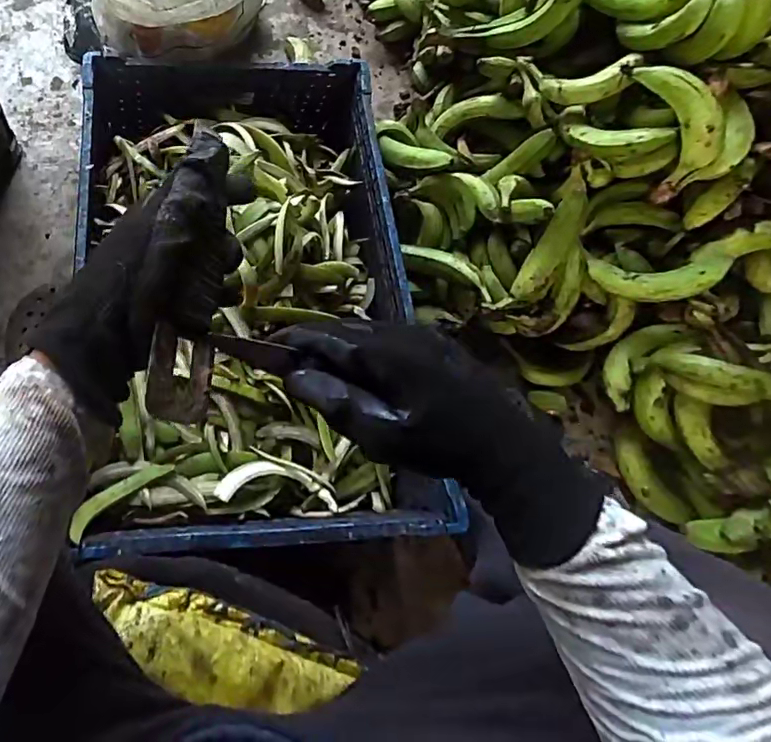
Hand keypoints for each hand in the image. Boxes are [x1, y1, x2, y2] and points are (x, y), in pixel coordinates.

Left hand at [31, 134, 241, 422]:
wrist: (101, 337)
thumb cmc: (132, 276)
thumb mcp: (164, 224)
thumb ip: (191, 188)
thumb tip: (211, 141)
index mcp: (160, 212)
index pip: (200, 188)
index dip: (226, 187)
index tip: (251, 192)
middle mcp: (163, 236)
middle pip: (211, 228)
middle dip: (226, 239)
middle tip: (226, 254)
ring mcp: (166, 269)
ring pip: (211, 260)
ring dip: (222, 269)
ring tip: (219, 284)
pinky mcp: (169, 299)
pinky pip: (204, 289)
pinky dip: (215, 293)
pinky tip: (217, 304)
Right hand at [274, 321, 608, 567]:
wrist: (505, 440)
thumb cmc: (440, 443)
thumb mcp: (383, 435)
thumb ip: (337, 404)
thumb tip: (294, 377)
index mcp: (382, 351)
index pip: (323, 337)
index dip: (291, 340)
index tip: (265, 346)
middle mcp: (397, 330)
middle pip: (341, 328)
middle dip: (310, 339)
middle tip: (284, 356)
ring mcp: (417, 331)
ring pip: (363, 328)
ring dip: (335, 341)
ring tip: (314, 360)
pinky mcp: (430, 338)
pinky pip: (383, 332)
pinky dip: (359, 343)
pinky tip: (356, 363)